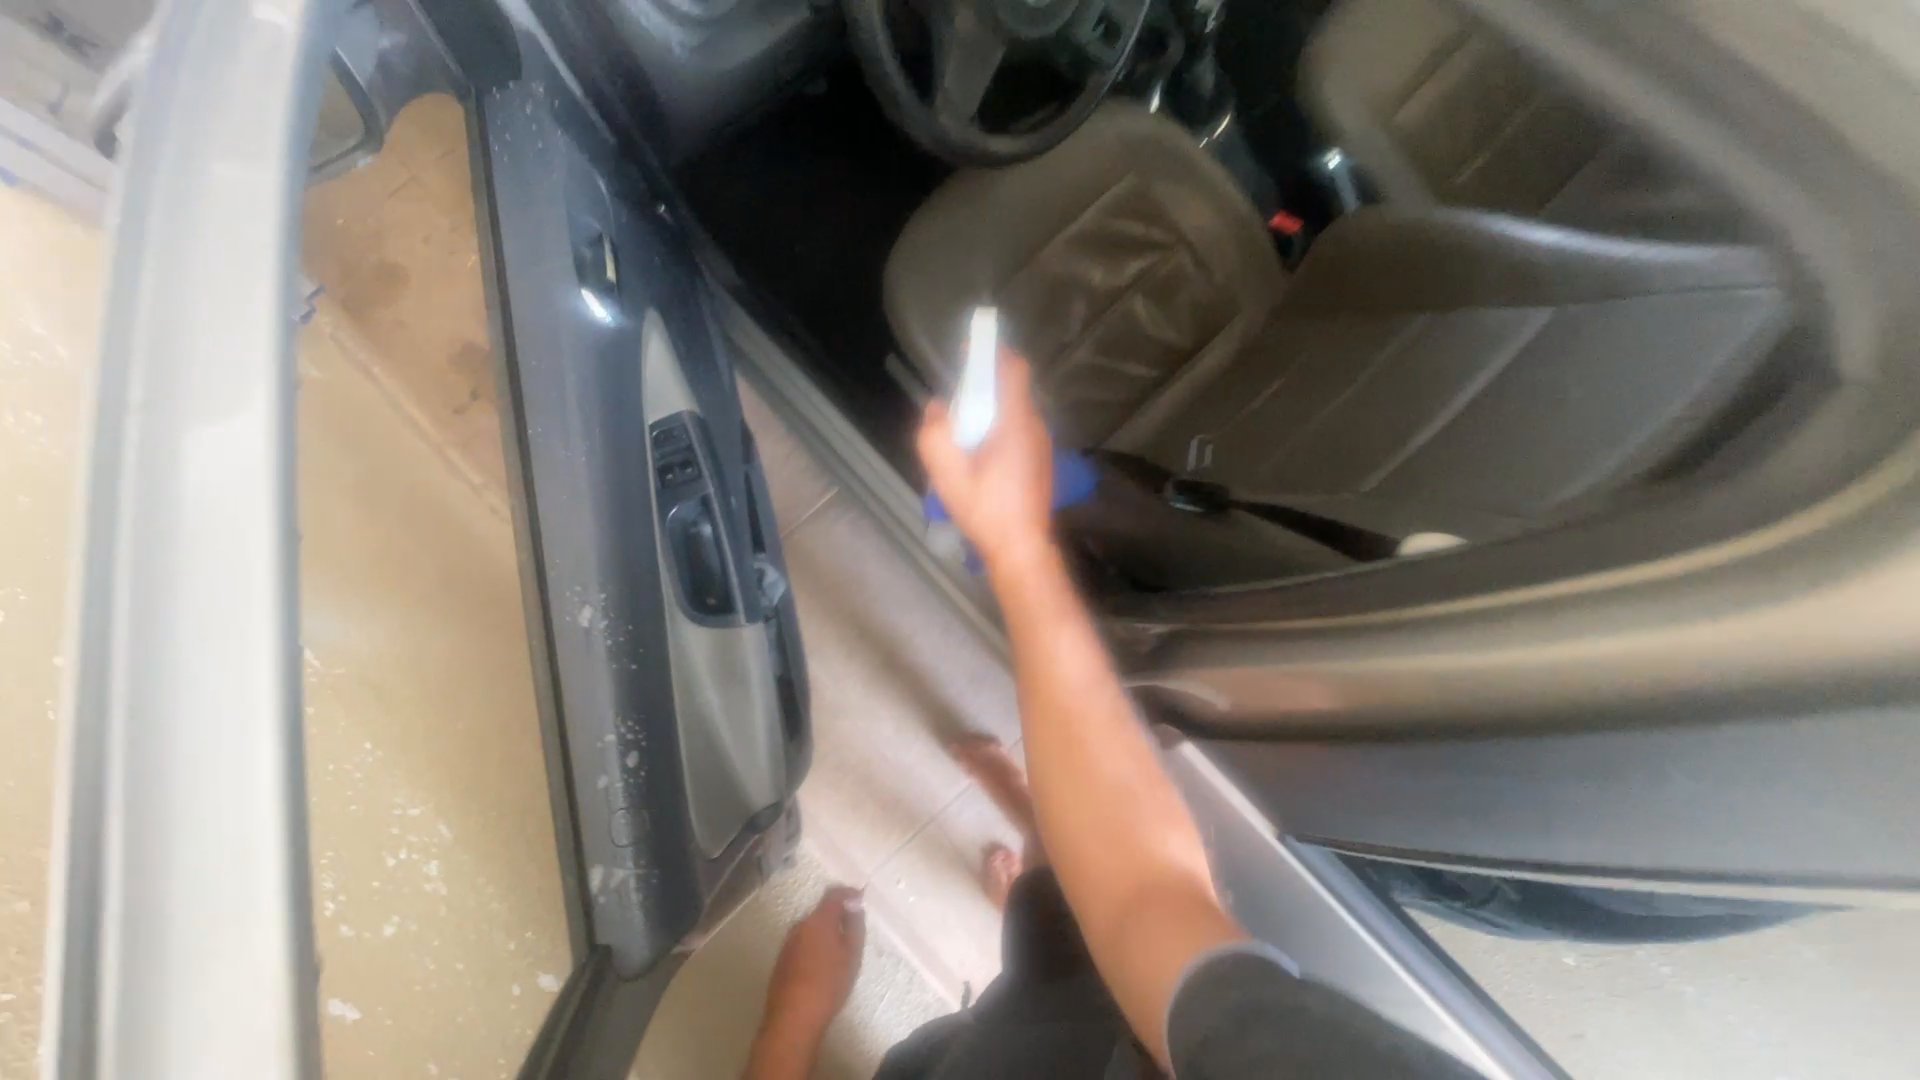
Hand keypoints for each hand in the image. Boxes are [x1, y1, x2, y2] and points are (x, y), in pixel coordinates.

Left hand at [754, 886, 865, 1060]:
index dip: (848, 893)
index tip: (860, 897)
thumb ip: (855, 926)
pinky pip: (802, 944)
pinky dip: (813, 947)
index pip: (833, 894)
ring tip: (837, 953)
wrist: (793, 1017)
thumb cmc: (828, 983)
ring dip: (824, 933)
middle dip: (836, 916)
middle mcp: (800, 926)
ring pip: (810, 930)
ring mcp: (788, 943)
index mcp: (819, 920)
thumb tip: (854, 906)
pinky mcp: (781, 961)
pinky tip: (820, 967)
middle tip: (851, 931)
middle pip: (821, 912)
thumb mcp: (851, 955)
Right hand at [918, 351, 1056, 575]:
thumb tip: (937, 409)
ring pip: (1016, 414)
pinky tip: (981, 459)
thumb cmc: (985, 509)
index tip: (971, 352)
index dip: (994, 353)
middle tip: (958, 402)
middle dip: (985, 387)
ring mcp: (1042, 447)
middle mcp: (1035, 428)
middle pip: (1013, 391)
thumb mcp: (946, 472)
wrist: (1021, 548)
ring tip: (965, 434)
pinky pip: (1020, 433)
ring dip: (992, 413)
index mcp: (1016, 422)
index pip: (1014, 369)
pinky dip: (1001, 432)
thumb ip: (935, 433)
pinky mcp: (1042, 464)